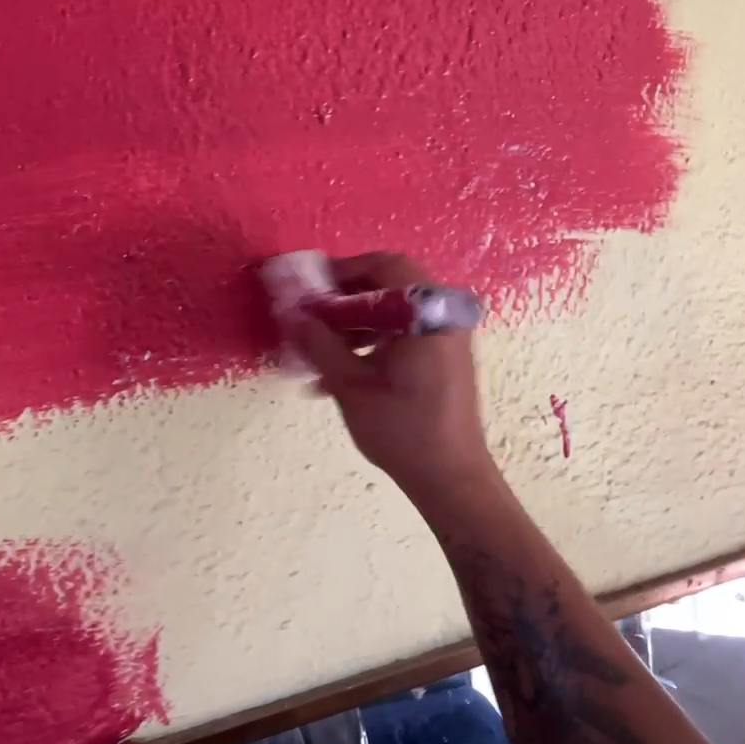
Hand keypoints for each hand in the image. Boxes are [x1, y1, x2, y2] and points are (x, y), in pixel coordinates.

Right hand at [289, 252, 499, 497]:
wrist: (451, 477)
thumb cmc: (403, 431)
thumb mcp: (351, 386)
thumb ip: (320, 343)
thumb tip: (293, 313)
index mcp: (427, 313)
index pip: (383, 266)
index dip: (341, 271)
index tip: (308, 289)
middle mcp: (444, 315)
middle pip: (390, 285)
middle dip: (346, 298)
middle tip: (312, 314)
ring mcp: (448, 336)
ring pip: (396, 310)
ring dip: (356, 321)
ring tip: (319, 348)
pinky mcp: (445, 356)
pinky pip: (406, 332)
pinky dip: (375, 339)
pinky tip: (340, 369)